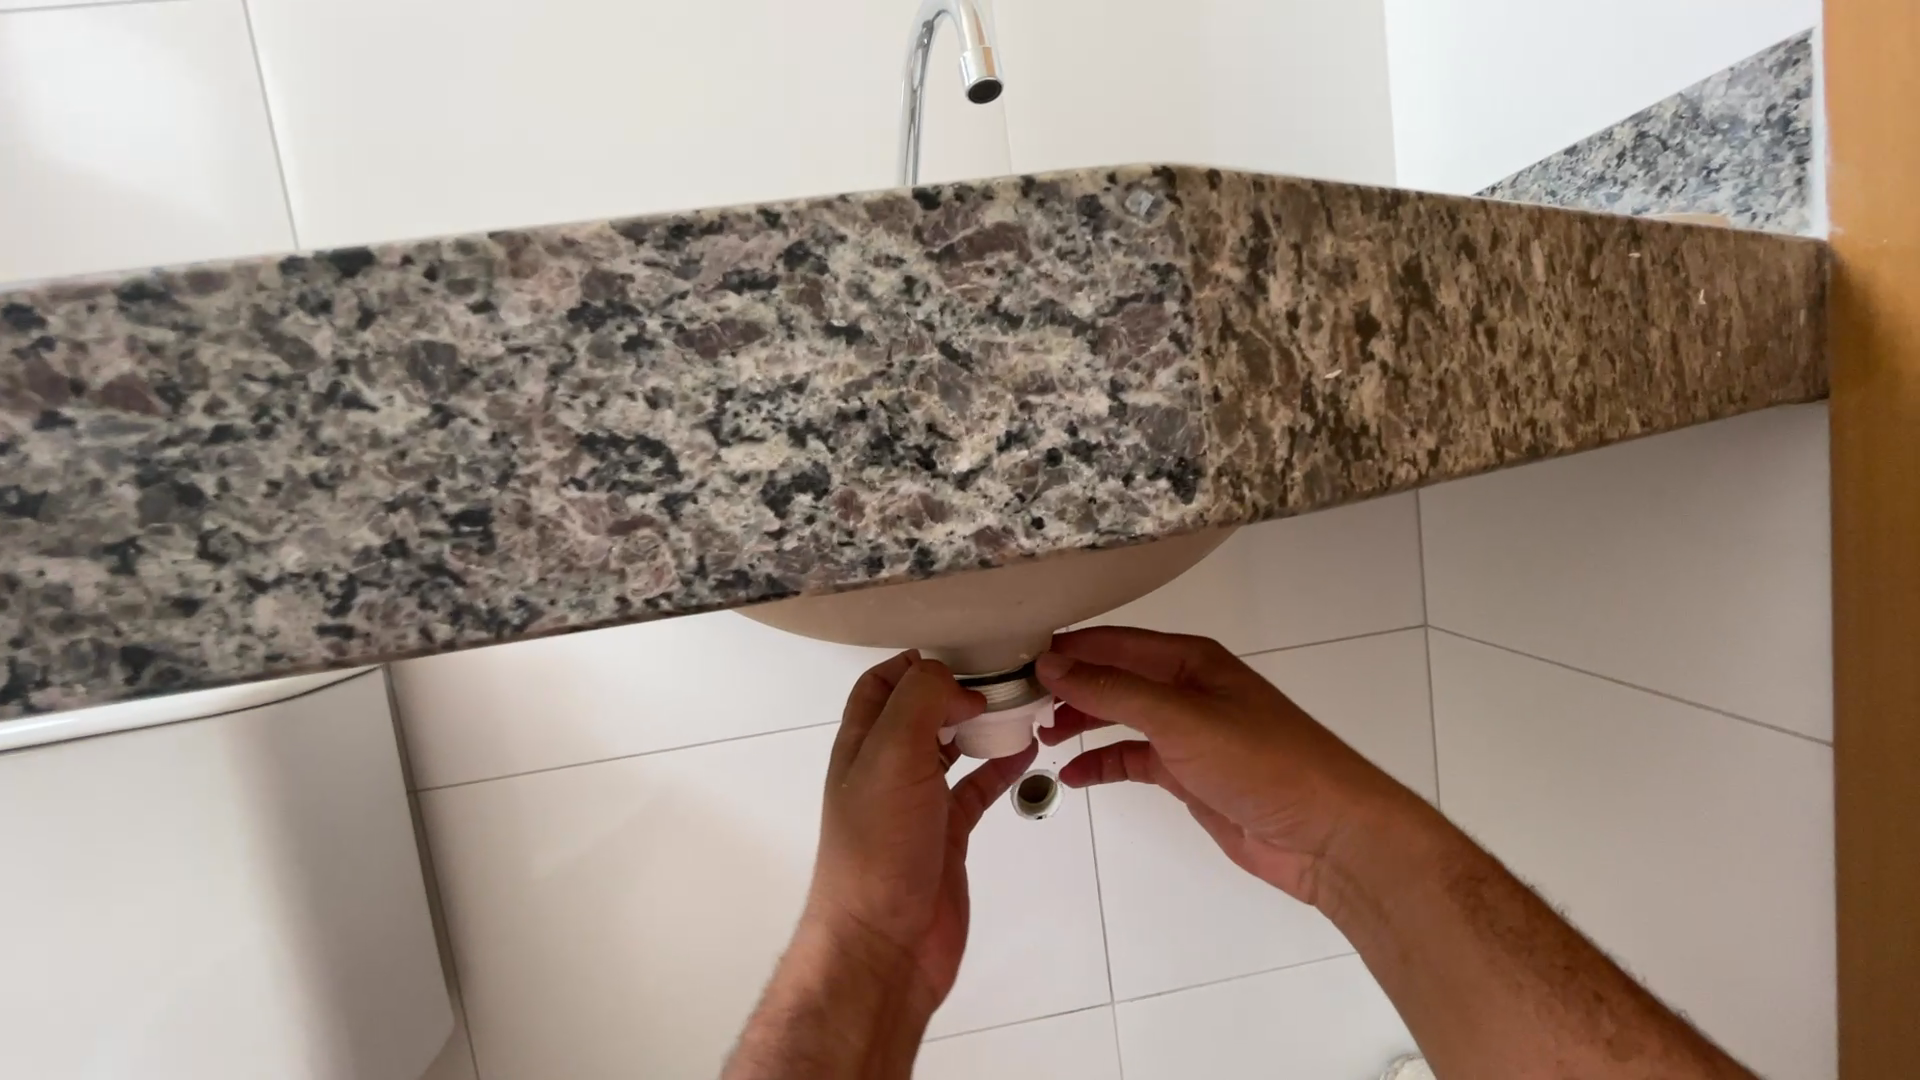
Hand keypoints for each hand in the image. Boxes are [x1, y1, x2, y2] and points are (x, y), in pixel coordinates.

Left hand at [804, 652, 1036, 1014]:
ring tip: (1021, 703)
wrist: (884, 947)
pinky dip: (1000, 766)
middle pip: (921, 710)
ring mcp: (919, 800)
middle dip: (955, 688)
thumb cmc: (879, 845)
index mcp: (863, 742)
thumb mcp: (891, 754)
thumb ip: (922, 702)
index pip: (880, 684)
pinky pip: (976, 787)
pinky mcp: (947, 832)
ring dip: (981, 724)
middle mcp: (888, 766)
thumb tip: (961, 687)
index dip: (912, 661)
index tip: (960, 650)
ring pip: (952, 746)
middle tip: (1002, 672)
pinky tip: (1026, 752)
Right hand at [1037, 626, 1420, 907]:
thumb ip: (1113, 690)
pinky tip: (1072, 775)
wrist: (1327, 835)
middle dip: (1068, 686)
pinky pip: (1132, 759)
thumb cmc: (1259, 760)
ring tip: (1038, 735)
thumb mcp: (1180, 718)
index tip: (1017, 660)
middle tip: (1018, 702)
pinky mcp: (1186, 773)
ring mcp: (1185, 732)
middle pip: (1112, 678)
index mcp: (1187, 659)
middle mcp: (1183, 688)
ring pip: (1118, 717)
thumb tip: (1049, 663)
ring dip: (1080, 722)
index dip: (1067, 649)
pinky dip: (1102, 764)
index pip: (1112, 643)